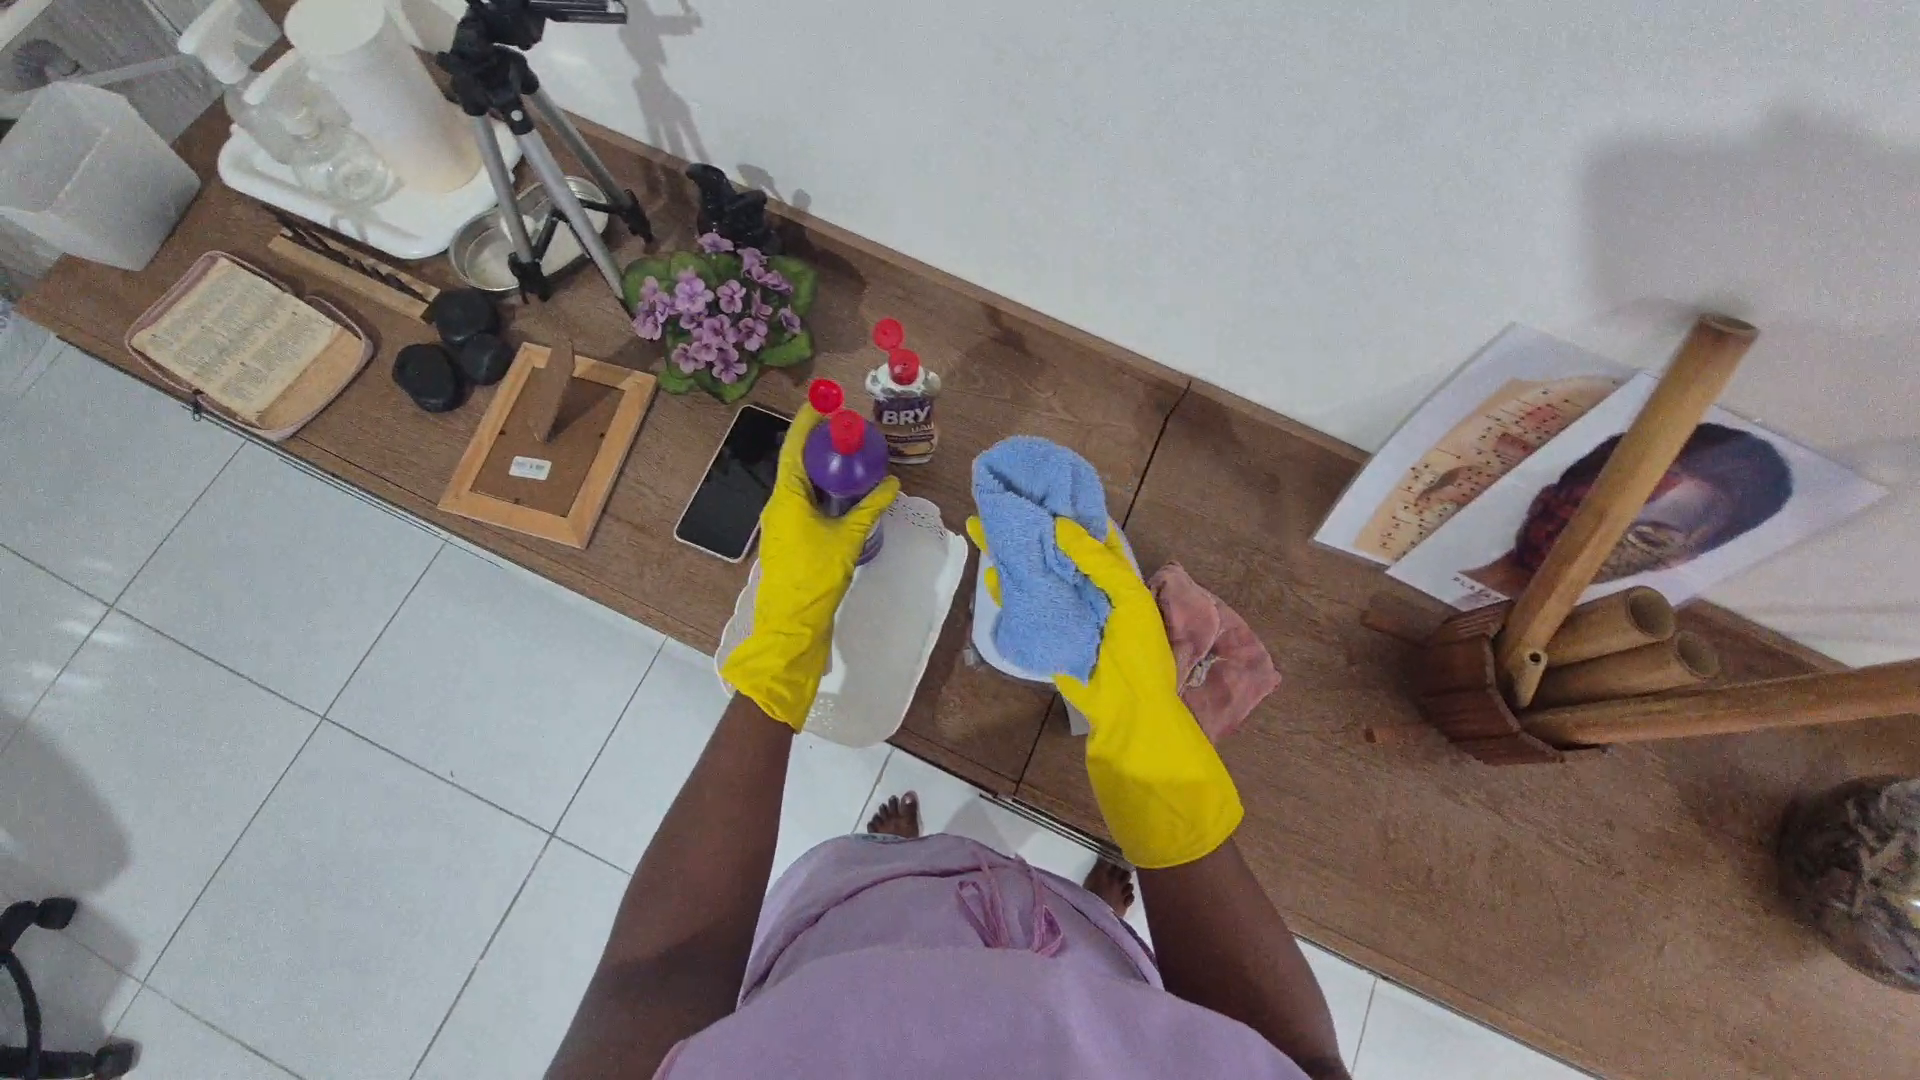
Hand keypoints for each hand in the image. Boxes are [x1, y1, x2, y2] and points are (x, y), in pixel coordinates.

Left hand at [719, 404, 898, 729]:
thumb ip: (870, 509)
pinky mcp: (788, 539)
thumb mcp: (848, 540)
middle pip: (797, 465)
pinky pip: (804, 504)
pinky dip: (823, 492)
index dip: (808, 424)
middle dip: (820, 446)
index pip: (795, 450)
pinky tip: (844, 494)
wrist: (791, 625)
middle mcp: (778, 505)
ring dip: (823, 471)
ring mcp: (780, 523)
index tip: (823, 404)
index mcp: (786, 498)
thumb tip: (891, 484)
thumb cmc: (815, 579)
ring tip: (850, 458)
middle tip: (847, 432)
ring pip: (801, 486)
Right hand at [967, 515, 1240, 866]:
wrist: (1132, 724)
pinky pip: (1029, 614)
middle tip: (999, 508)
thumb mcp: (1129, 603)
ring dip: (1015, 559)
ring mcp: (1071, 620)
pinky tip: (992, 580)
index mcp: (1119, 583)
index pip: (1089, 540)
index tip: (1037, 492)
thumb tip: (1062, 530)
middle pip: (1057, 557)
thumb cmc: (1139, 659)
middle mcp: (1093, 596)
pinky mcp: (1053, 643)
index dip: (1066, 516)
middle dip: (1030, 533)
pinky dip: (1009, 598)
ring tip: (987, 534)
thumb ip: (1099, 565)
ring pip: (1039, 581)